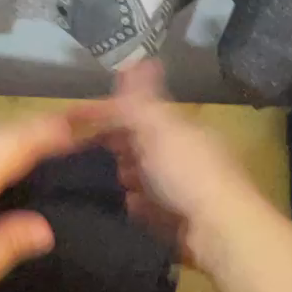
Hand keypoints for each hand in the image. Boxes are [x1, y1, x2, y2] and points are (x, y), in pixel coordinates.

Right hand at [72, 61, 267, 271]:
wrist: (219, 232)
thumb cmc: (188, 173)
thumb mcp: (160, 128)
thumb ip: (142, 99)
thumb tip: (138, 59)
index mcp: (184, 130)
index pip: (140, 113)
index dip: (108, 113)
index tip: (72, 118)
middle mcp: (187, 156)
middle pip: (143, 145)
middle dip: (119, 147)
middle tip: (92, 153)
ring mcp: (185, 190)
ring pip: (146, 177)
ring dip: (128, 178)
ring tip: (111, 182)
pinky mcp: (180, 221)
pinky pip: (151, 209)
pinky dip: (139, 206)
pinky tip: (131, 207)